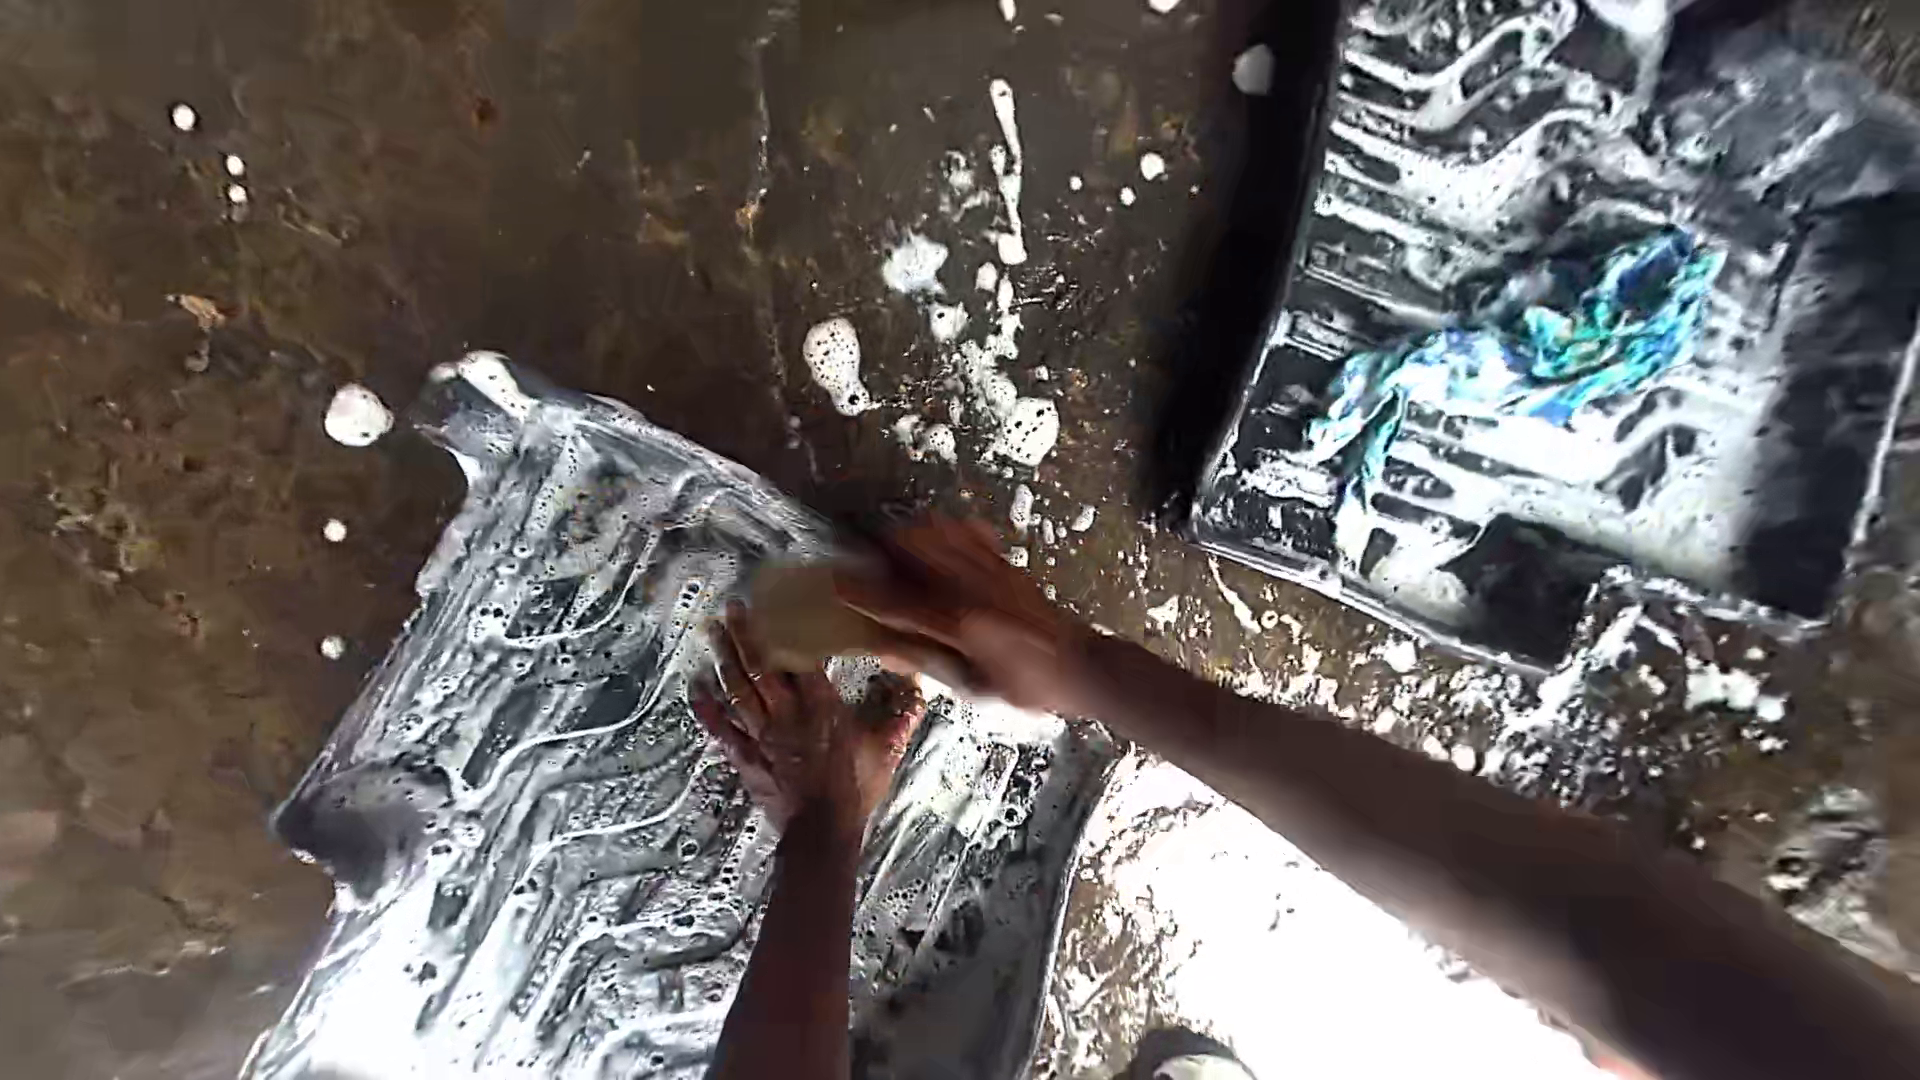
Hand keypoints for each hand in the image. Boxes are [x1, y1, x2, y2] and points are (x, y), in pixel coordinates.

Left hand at [692, 602, 924, 838]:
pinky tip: (696, 686)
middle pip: (762, 666)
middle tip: (733, 606)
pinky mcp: (746, 756)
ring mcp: (763, 734)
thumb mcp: (886, 749)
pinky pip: (722, 728)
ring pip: (739, 689)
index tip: (776, 606)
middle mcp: (788, 713)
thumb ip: (901, 716)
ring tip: (712, 630)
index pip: (801, 659)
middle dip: (746, 633)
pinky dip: (707, 707)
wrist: (822, 831)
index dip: (786, 631)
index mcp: (822, 706)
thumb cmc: (856, 788)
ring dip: (725, 658)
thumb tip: (921, 690)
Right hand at [833, 517, 1095, 715]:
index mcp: (960, 626)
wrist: (1081, 667)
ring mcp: (994, 574)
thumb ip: (929, 663)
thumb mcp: (975, 688)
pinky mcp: (1011, 568)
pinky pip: (979, 538)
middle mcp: (973, 591)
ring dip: (918, 534)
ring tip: (897, 536)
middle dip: (888, 548)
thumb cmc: (1028, 687)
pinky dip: (959, 529)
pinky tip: (949, 525)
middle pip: (920, 556)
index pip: (901, 606)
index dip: (866, 594)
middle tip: (867, 551)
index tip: (839, 583)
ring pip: (945, 539)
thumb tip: (886, 649)